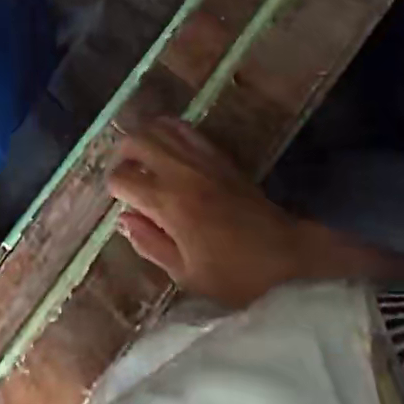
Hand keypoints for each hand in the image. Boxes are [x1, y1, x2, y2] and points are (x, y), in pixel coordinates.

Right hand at [109, 117, 391, 307]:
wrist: (291, 259)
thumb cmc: (237, 277)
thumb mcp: (187, 275)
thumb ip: (150, 244)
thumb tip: (123, 220)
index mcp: (169, 203)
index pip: (122, 178)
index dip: (112, 187)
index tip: (117, 200)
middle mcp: (181, 171)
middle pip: (136, 140)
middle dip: (121, 154)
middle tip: (122, 172)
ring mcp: (201, 158)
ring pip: (159, 126)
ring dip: (143, 137)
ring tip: (140, 156)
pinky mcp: (220, 155)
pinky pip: (185, 128)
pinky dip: (169, 130)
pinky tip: (167, 146)